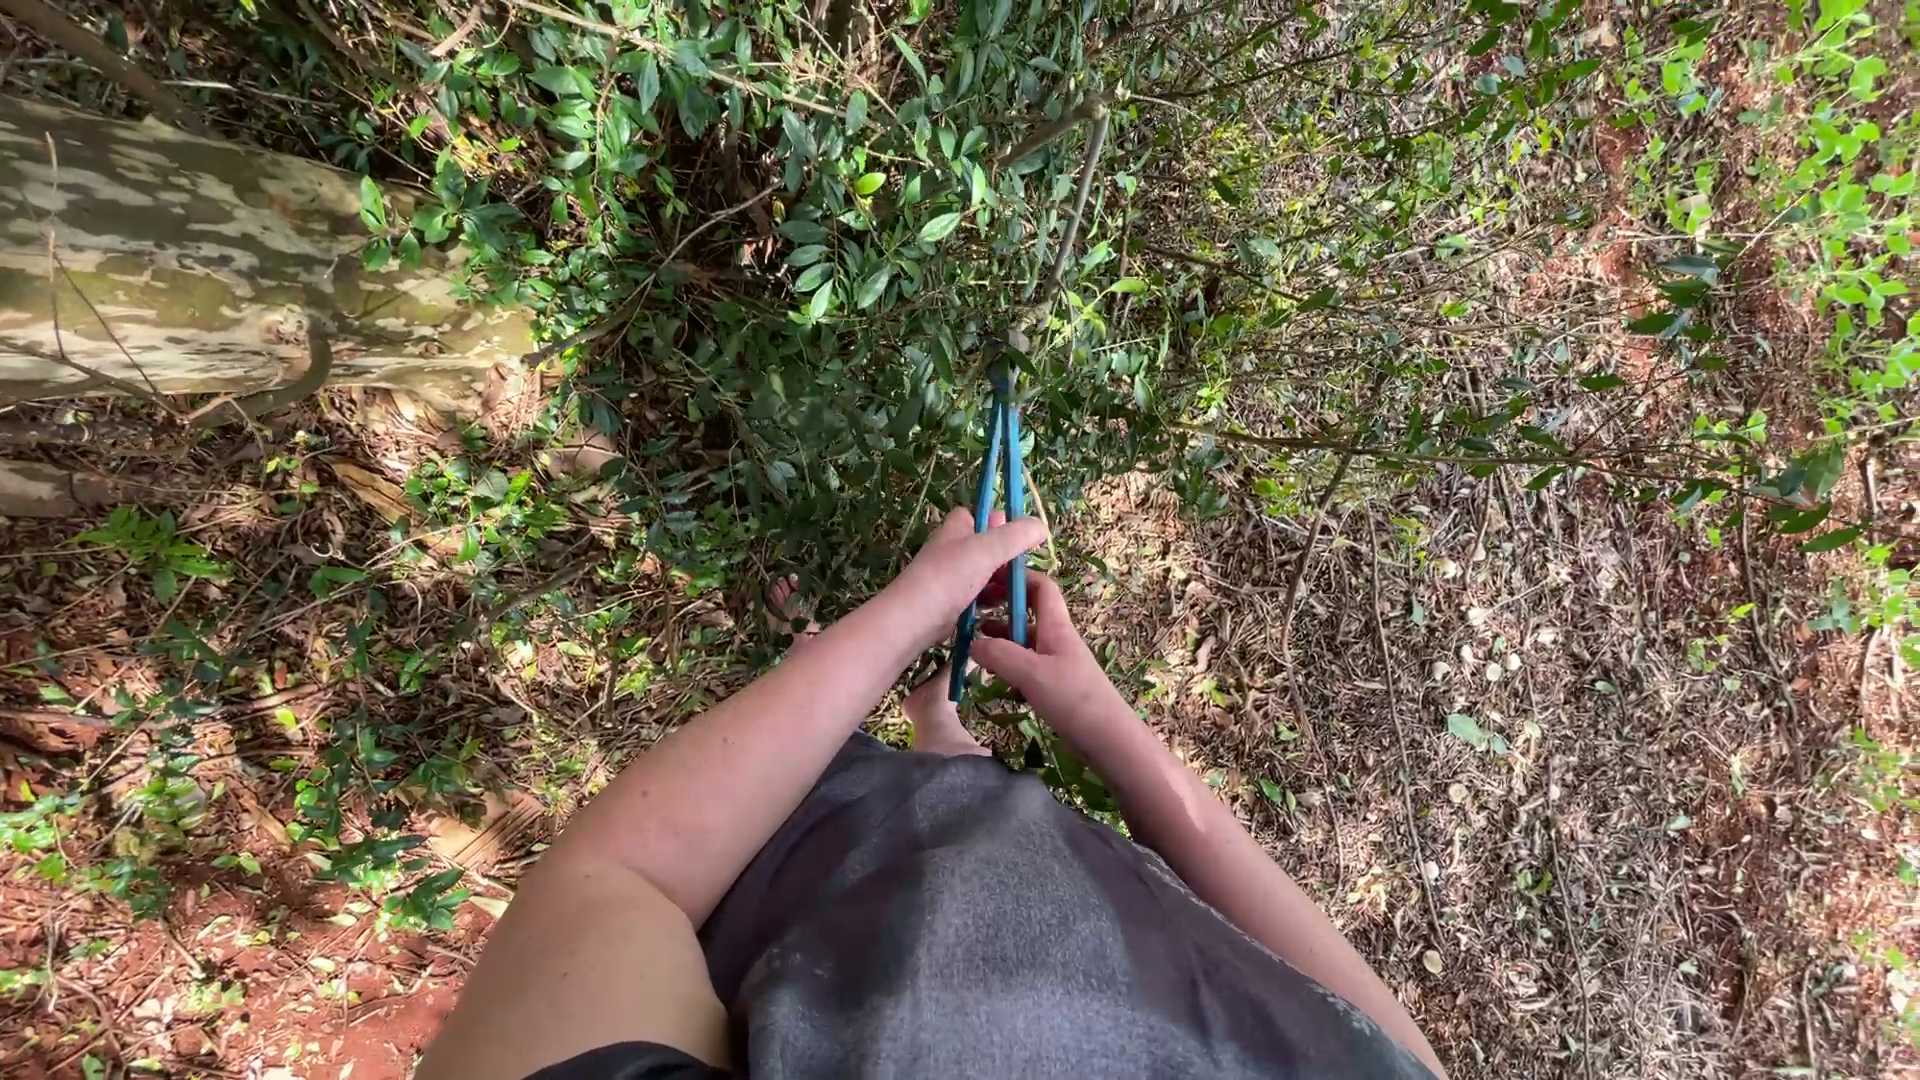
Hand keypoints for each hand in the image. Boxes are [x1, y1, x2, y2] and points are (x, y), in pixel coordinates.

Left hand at [881, 508, 1047, 651]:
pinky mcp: (951, 603)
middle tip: (1026, 567)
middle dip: (1006, 555)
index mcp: (955, 530)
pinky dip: (992, 600)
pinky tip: (1005, 608)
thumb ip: (1016, 535)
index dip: (996, 520)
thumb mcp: (987, 549)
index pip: (974, 515)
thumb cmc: (949, 577)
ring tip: (1021, 590)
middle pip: (984, 546)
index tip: (1018, 532)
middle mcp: (950, 551)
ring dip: (1002, 580)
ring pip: (983, 574)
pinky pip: (977, 597)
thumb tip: (1040, 526)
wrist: (914, 619)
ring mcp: (949, 578)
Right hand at [970, 570, 1132, 743]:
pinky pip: (1025, 664)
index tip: (988, 578)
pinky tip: (993, 676)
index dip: (1016, 577)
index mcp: (1055, 626)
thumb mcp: (1030, 673)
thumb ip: (999, 654)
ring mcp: (1055, 662)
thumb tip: (973, 643)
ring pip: (1023, 640)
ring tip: (974, 645)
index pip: (1040, 586)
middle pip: (1027, 612)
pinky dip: (1007, 665)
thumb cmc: (1073, 699)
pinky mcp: (1053, 684)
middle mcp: (1055, 638)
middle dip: (1000, 608)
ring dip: (1000, 638)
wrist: (1108, 739)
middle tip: (971, 612)